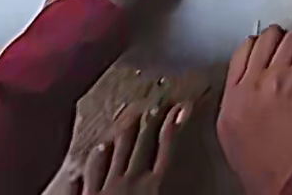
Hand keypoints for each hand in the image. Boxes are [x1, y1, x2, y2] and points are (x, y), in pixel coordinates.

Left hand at [63, 103, 189, 194]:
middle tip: (156, 105)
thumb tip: (206, 189)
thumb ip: (183, 192)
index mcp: (156, 186)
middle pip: (143, 142)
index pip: (169, 144)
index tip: (182, 106)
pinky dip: (87, 170)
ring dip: (120, 137)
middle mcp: (132, 182)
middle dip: (150, 121)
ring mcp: (105, 192)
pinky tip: (87, 161)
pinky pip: (85, 182)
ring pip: (114, 155)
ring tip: (123, 124)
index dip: (175, 123)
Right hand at [217, 27, 291, 194]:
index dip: (258, 46)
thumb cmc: (272, 169)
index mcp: (232, 102)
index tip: (267, 48)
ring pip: (290, 36)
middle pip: (266, 38)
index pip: (241, 51)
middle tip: (288, 50)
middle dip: (278, 41)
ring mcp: (280, 76)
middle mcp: (253, 84)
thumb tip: (250, 78)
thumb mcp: (235, 137)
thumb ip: (239, 102)